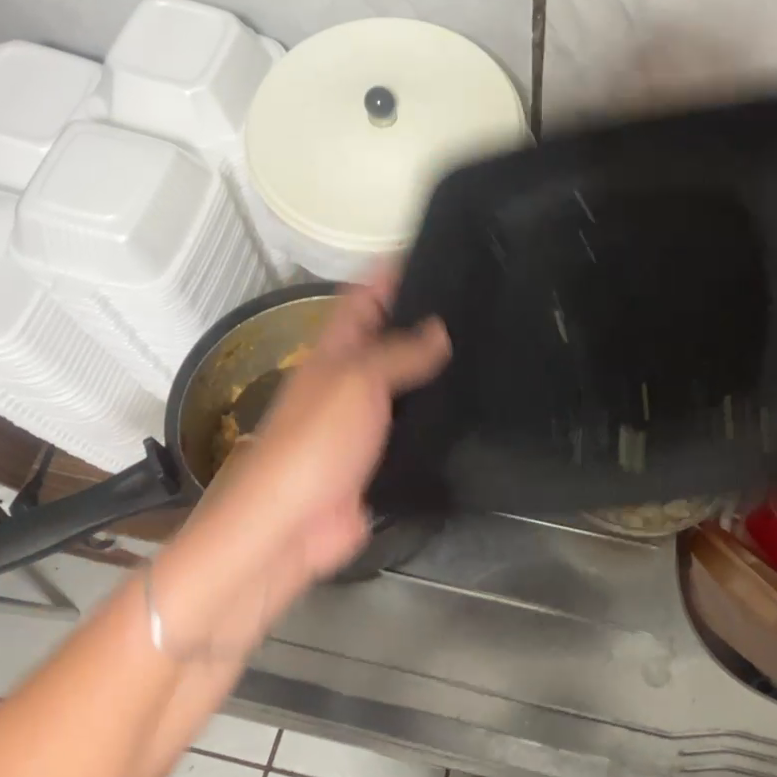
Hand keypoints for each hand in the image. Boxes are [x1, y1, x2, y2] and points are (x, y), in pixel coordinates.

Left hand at [198, 267, 449, 581]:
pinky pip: (414, 433)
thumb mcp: (357, 381)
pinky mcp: (380, 462)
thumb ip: (399, 353)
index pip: (363, 298)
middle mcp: (349, 381)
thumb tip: (438, 328)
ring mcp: (365, 423)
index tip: (431, 251)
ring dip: (435, 374)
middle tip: (479, 305)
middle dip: (425, 323)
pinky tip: (471, 414)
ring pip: (406, 388)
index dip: (391, 273)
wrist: (291, 525)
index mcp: (333, 352)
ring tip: (486, 352)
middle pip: (388, 342)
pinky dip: (438, 423)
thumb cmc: (314, 444)